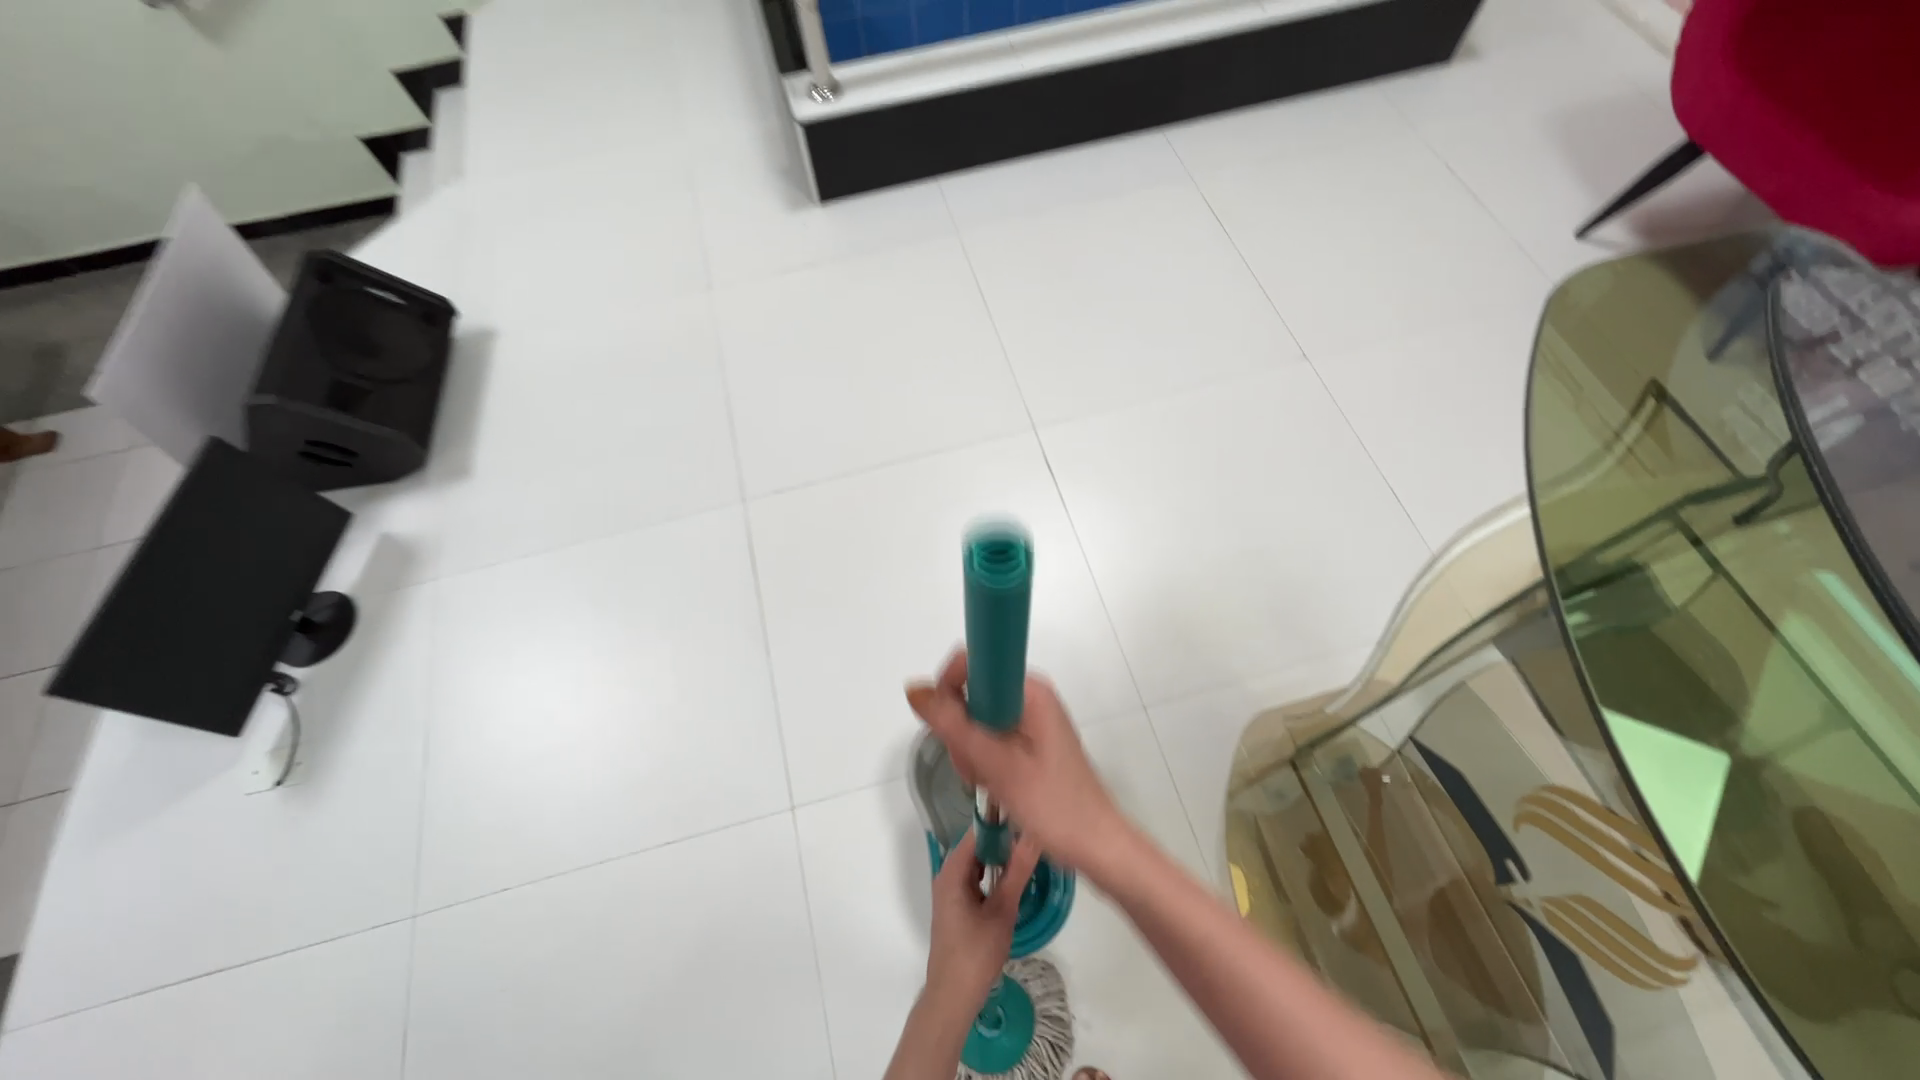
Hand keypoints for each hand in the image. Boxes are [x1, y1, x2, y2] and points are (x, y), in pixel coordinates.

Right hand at [907, 649, 1130, 877]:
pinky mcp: (1030, 743)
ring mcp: (1031, 721)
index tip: (946, 728)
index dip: (950, 688)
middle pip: (972, 694)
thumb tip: (915, 688)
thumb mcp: (997, 765)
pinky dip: (983, 761)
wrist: (1094, 845)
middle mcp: (1030, 697)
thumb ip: (954, 726)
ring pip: (977, 720)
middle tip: (976, 768)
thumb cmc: (1052, 805)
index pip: (973, 663)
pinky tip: (993, 785)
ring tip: (988, 783)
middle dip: (960, 731)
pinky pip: (990, 739)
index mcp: (1030, 691)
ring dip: (970, 752)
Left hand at [926, 829, 1041, 1015]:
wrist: (953, 995)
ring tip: (1027, 859)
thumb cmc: (976, 951)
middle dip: (1002, 843)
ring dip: (998, 862)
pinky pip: (974, 881)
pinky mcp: (955, 907)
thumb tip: (1033, 837)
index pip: (976, 834)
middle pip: (975, 848)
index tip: (1026, 821)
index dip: (1000, 825)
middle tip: (1032, 841)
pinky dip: (991, 878)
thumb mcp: (1002, 909)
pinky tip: (1012, 884)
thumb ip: (1018, 871)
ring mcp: (949, 892)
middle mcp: (946, 876)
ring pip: (976, 865)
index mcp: (952, 872)